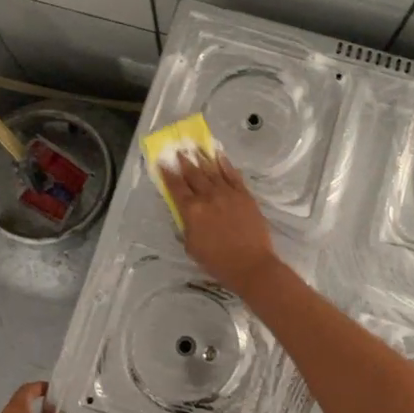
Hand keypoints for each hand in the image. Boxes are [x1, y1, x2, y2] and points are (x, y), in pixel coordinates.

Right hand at [160, 150, 277, 293]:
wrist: (251, 264)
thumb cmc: (217, 262)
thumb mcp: (192, 247)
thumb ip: (187, 226)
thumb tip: (186, 214)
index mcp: (191, 211)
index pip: (176, 187)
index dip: (167, 174)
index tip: (162, 162)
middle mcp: (208, 197)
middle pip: (193, 174)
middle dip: (184, 162)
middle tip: (179, 150)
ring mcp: (228, 193)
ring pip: (212, 171)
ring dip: (202, 158)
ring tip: (196, 148)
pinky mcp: (244, 194)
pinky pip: (233, 175)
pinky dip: (225, 164)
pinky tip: (219, 156)